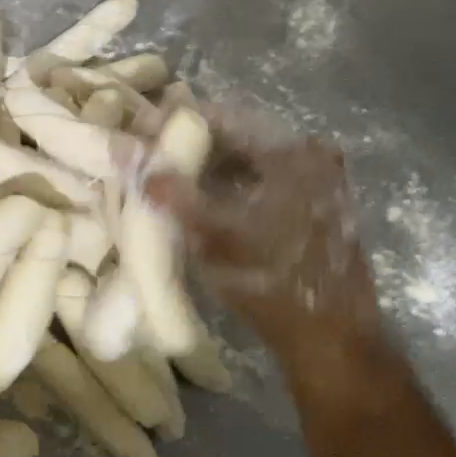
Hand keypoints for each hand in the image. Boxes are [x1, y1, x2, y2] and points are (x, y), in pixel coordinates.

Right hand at [145, 117, 381, 367]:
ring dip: (201, 166)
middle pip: (232, 137)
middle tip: (143, 155)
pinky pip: (255, 181)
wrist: (331, 338)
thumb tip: (125, 150)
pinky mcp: (311, 207)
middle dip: (184, 144)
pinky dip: (222, 185)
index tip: (135, 130)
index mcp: (291, 152)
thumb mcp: (211, 233)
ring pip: (243, 160)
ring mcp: (315, 182)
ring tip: (160, 177)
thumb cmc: (271, 280)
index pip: (220, 118)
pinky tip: (194, 200)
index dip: (172, 123)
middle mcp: (310, 156)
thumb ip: (168, 189)